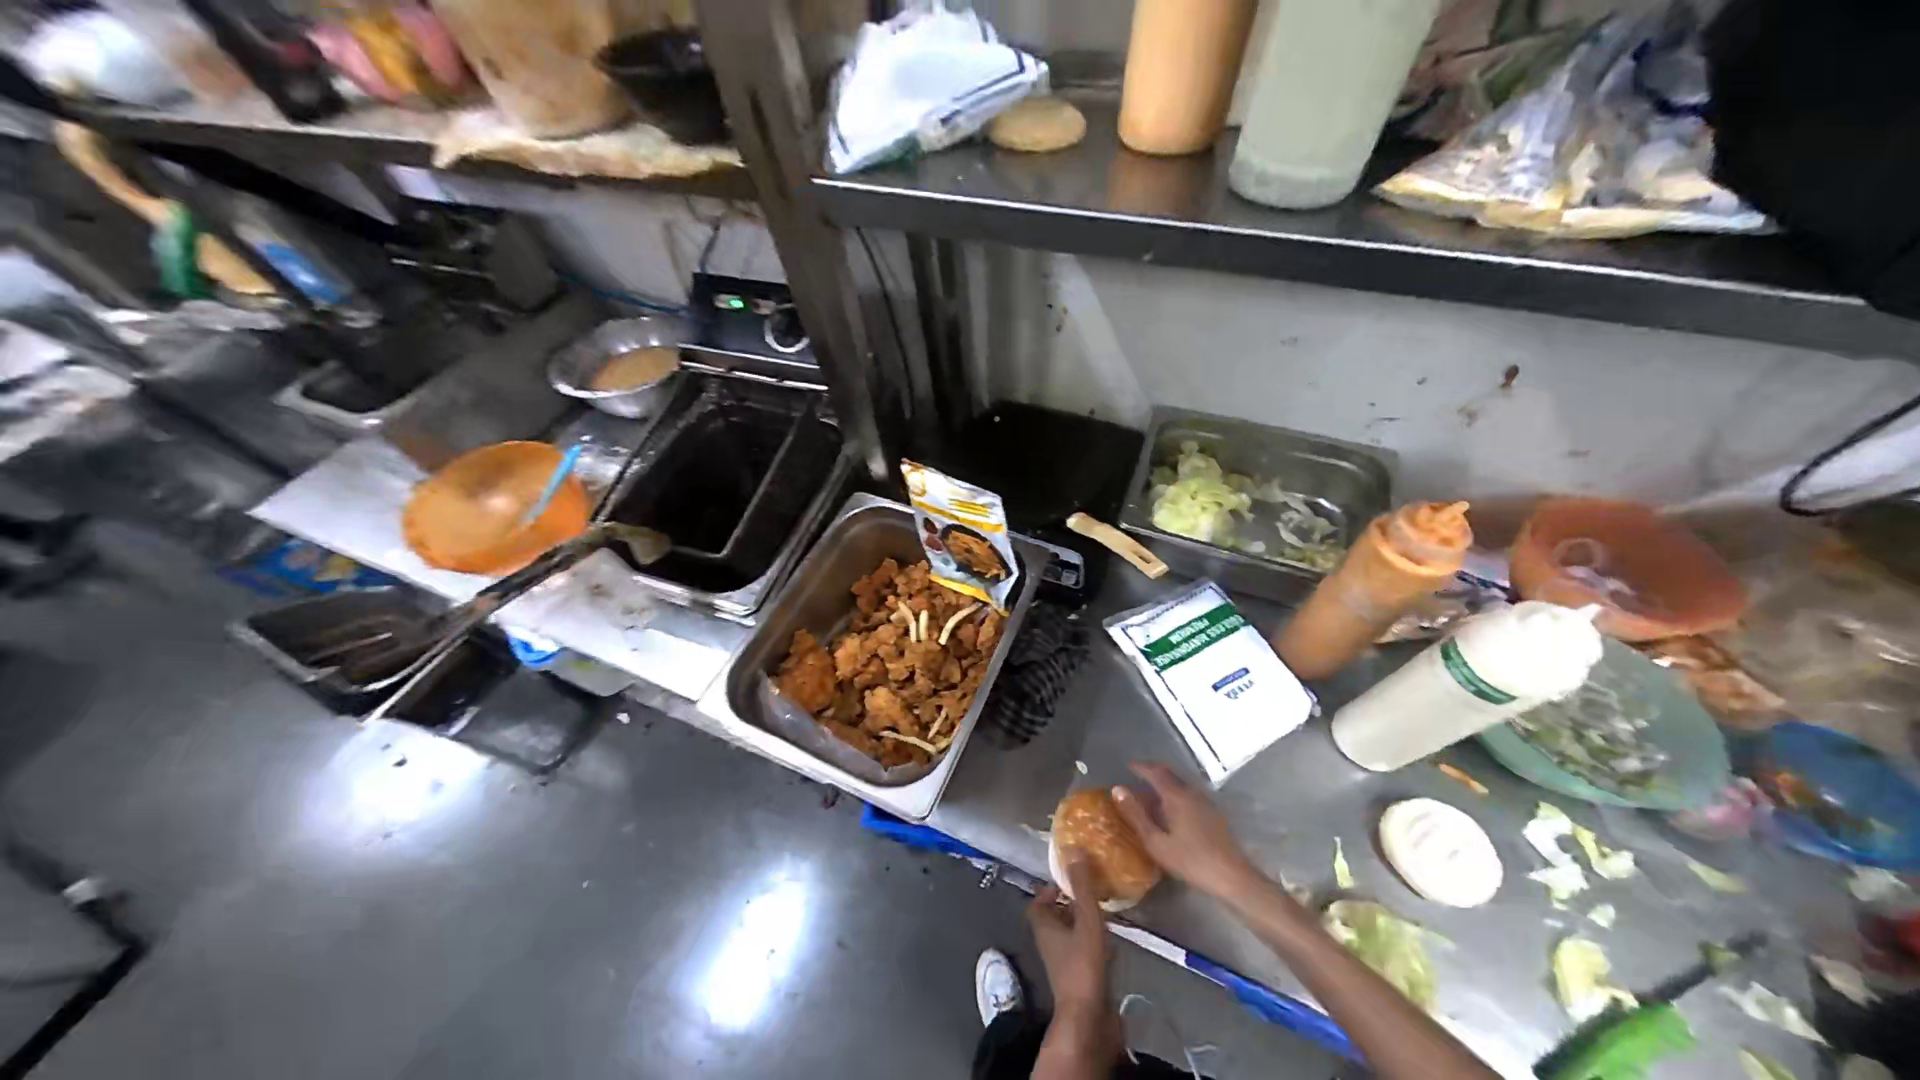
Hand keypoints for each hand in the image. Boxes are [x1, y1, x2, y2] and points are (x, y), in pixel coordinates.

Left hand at [1027, 847, 1108, 1013]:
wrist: (1089, 1019)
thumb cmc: (1082, 964)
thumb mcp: (1086, 919)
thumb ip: (1081, 885)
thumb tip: (1072, 847)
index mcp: (1043, 926)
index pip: (1038, 901)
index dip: (1051, 889)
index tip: (1070, 879)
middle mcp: (1049, 943)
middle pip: (1054, 917)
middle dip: (1070, 903)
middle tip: (1091, 891)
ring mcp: (1063, 962)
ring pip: (1069, 934)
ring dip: (1082, 922)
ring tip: (1104, 911)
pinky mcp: (1079, 977)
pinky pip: (1082, 952)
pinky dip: (1093, 942)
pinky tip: (1112, 942)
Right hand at [1112, 762, 1264, 902]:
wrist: (1232, 877)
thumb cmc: (1190, 860)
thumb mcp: (1156, 842)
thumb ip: (1136, 815)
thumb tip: (1118, 789)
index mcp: (1176, 796)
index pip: (1156, 772)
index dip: (1141, 767)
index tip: (1128, 765)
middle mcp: (1192, 793)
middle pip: (1170, 774)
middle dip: (1153, 772)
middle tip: (1138, 775)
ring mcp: (1206, 802)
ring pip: (1181, 784)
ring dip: (1165, 783)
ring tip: (1151, 792)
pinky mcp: (1214, 814)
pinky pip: (1189, 794)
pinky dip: (1176, 793)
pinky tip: (1171, 810)